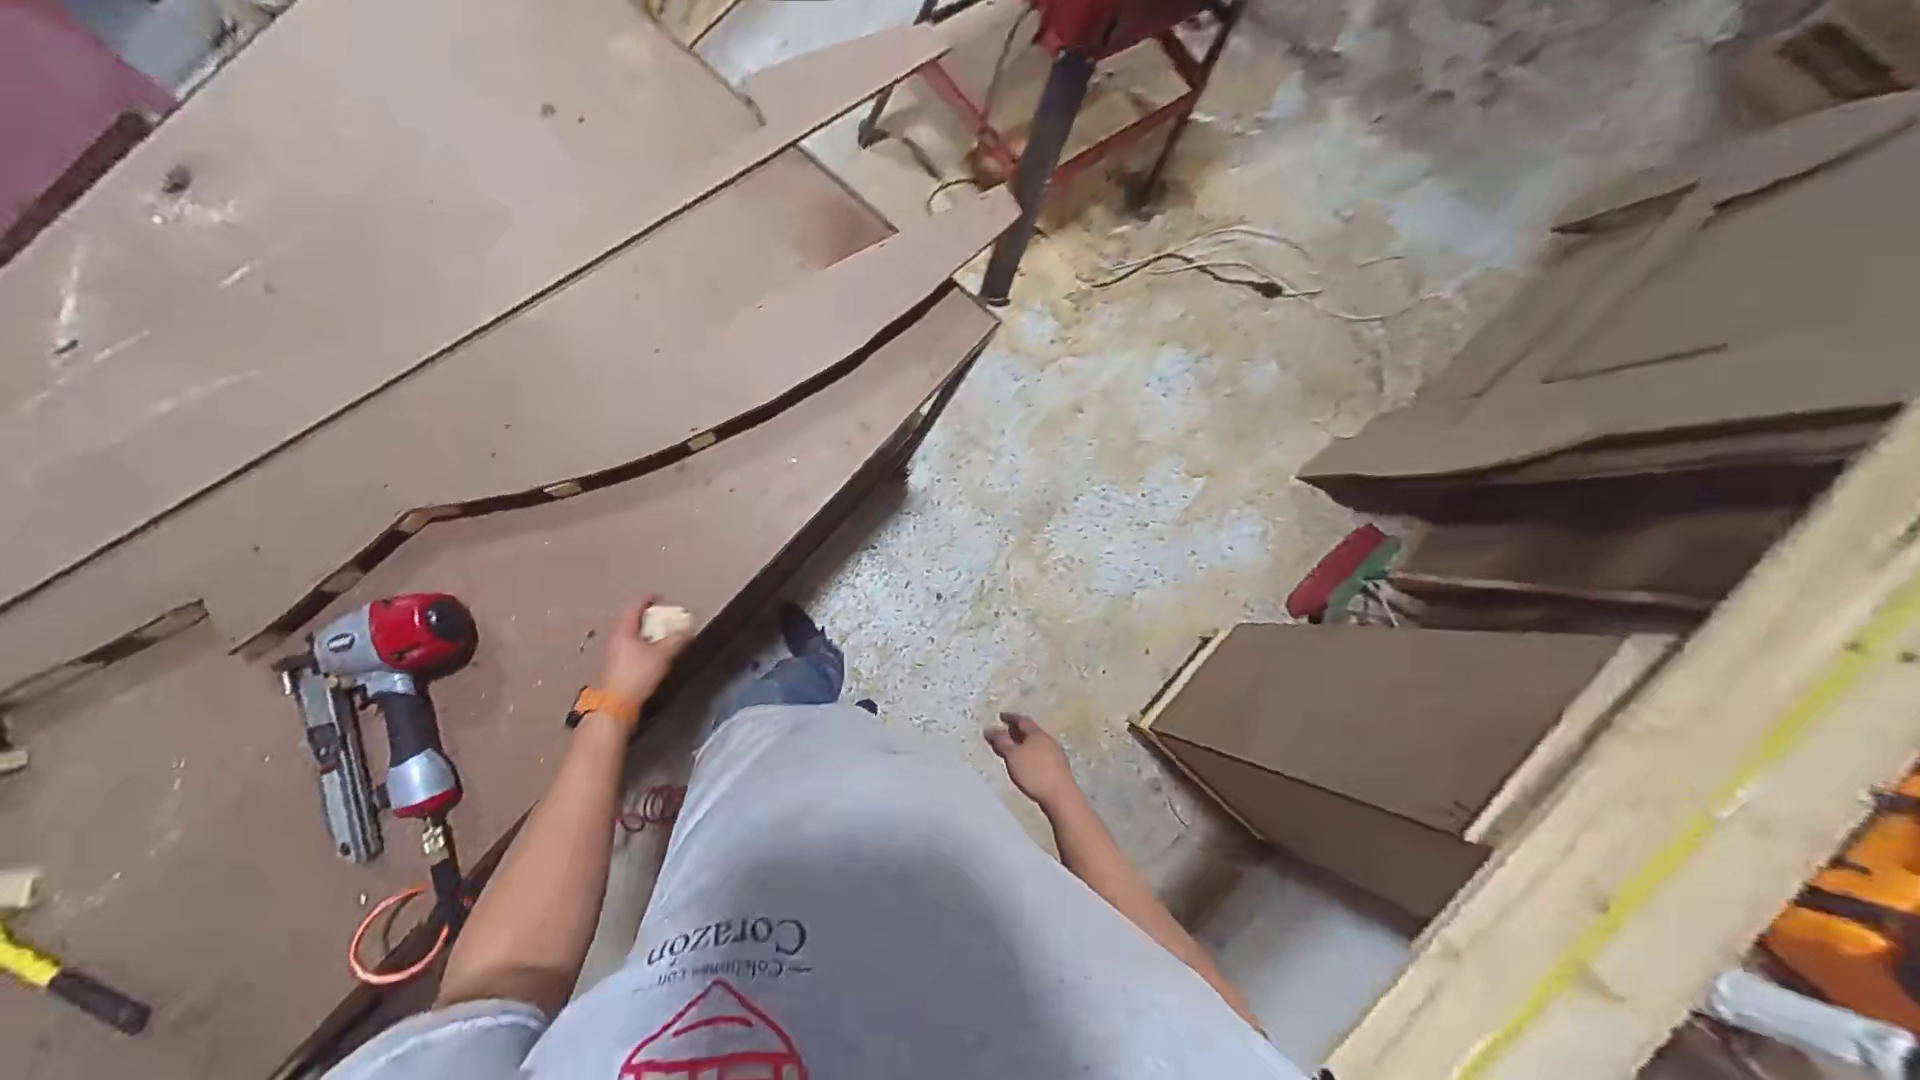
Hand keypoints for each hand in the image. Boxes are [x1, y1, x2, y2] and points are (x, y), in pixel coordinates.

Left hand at [597, 596, 691, 713]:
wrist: (615, 706)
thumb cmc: (637, 675)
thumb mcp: (662, 655)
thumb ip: (677, 639)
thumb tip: (689, 627)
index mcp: (624, 630)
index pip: (634, 606)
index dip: (648, 598)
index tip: (660, 597)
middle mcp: (615, 638)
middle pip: (630, 619)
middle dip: (648, 616)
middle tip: (664, 616)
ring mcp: (612, 652)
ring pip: (629, 633)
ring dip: (645, 631)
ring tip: (660, 634)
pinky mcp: (614, 665)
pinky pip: (629, 645)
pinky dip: (641, 642)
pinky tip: (651, 652)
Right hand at [985, 713, 1081, 810]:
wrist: (1060, 795)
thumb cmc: (1034, 772)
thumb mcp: (1012, 756)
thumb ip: (1001, 742)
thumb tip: (990, 730)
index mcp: (1036, 734)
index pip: (1022, 720)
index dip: (1010, 717)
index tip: (1001, 716)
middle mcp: (1047, 740)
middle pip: (1030, 731)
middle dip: (1017, 731)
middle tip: (1005, 732)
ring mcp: (1055, 753)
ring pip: (1036, 743)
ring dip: (1024, 743)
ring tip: (1014, 749)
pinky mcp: (1058, 767)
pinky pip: (1041, 754)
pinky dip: (1031, 754)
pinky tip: (1027, 763)